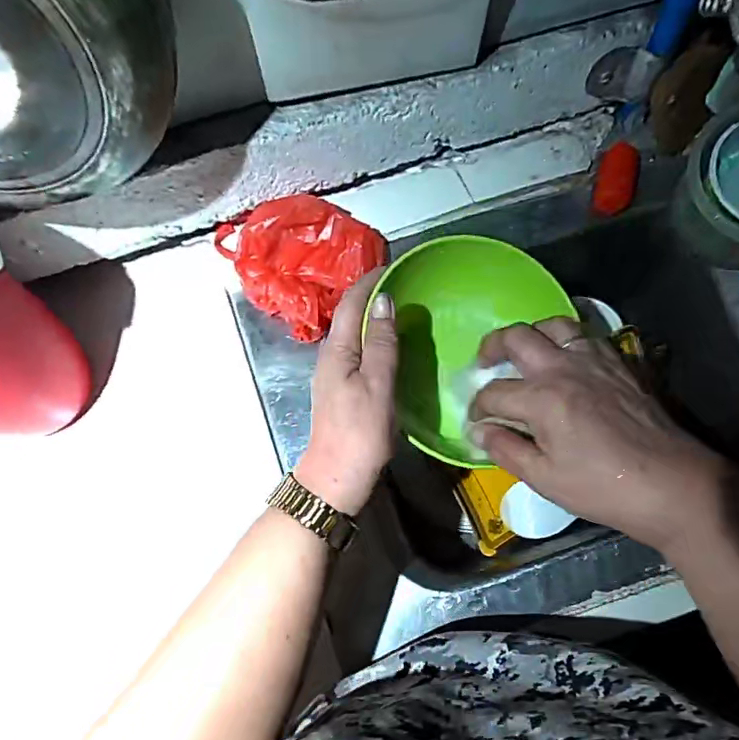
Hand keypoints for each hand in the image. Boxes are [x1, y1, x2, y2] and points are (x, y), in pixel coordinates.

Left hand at [294, 269, 395, 514]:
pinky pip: (358, 352)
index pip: (353, 302)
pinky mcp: (341, 389)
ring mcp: (333, 373)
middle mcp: (329, 356)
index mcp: (336, 350)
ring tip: (407, 307)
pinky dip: (375, 339)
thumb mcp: (377, 384)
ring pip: (355, 333)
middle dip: (375, 294)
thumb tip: (384, 300)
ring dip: (376, 317)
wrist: (337, 475)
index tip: (399, 264)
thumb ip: (381, 342)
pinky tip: (394, 344)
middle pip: (351, 315)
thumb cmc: (359, 432)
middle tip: (409, 282)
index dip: (373, 279)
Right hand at [469, 318, 734, 552]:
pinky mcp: (622, 365)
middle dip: (491, 348)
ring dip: (532, 335)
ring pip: (555, 325)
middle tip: (484, 365)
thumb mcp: (542, 477)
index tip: (477, 423)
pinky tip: (563, 362)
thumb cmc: (601, 487)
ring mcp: (598, 362)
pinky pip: (587, 337)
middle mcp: (566, 369)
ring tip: (524, 355)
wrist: (674, 484)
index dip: (477, 408)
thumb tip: (479, 431)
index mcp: (542, 399)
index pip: (493, 392)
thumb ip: (505, 448)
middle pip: (517, 337)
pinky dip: (566, 342)